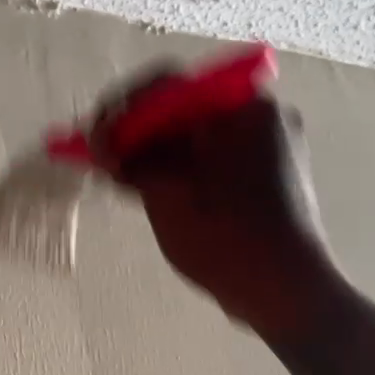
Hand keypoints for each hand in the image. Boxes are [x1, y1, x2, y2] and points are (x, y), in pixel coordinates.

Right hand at [107, 80, 349, 339]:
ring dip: (150, 153)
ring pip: (190, 139)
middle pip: (180, 110)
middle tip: (98, 157)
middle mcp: (257, 117)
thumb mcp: (167, 192)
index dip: (123, 106)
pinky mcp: (258, 180)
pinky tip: (142, 189)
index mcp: (242, 106)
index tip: (92, 134)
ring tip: (114, 176)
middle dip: (134, 131)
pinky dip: (173, 171)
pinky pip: (205, 162)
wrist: (282, 289)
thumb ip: (132, 160)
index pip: (169, 85)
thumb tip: (102, 145)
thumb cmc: (225, 234)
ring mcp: (262, 149)